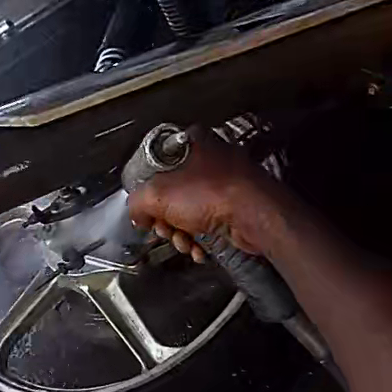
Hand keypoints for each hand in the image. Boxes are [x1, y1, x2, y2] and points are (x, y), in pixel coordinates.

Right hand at [127, 126, 284, 262]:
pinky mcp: (234, 207)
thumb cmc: (217, 195)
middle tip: (166, 228)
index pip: (154, 168)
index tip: (145, 210)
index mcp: (190, 144)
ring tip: (185, 240)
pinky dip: (199, 240)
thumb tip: (136, 214)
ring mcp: (223, 183)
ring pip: (188, 214)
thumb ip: (137, 202)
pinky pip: (207, 226)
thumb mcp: (158, 195)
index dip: (146, 193)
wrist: (255, 217)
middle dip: (165, 220)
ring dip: (181, 234)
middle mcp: (208, 159)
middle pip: (170, 196)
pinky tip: (200, 247)